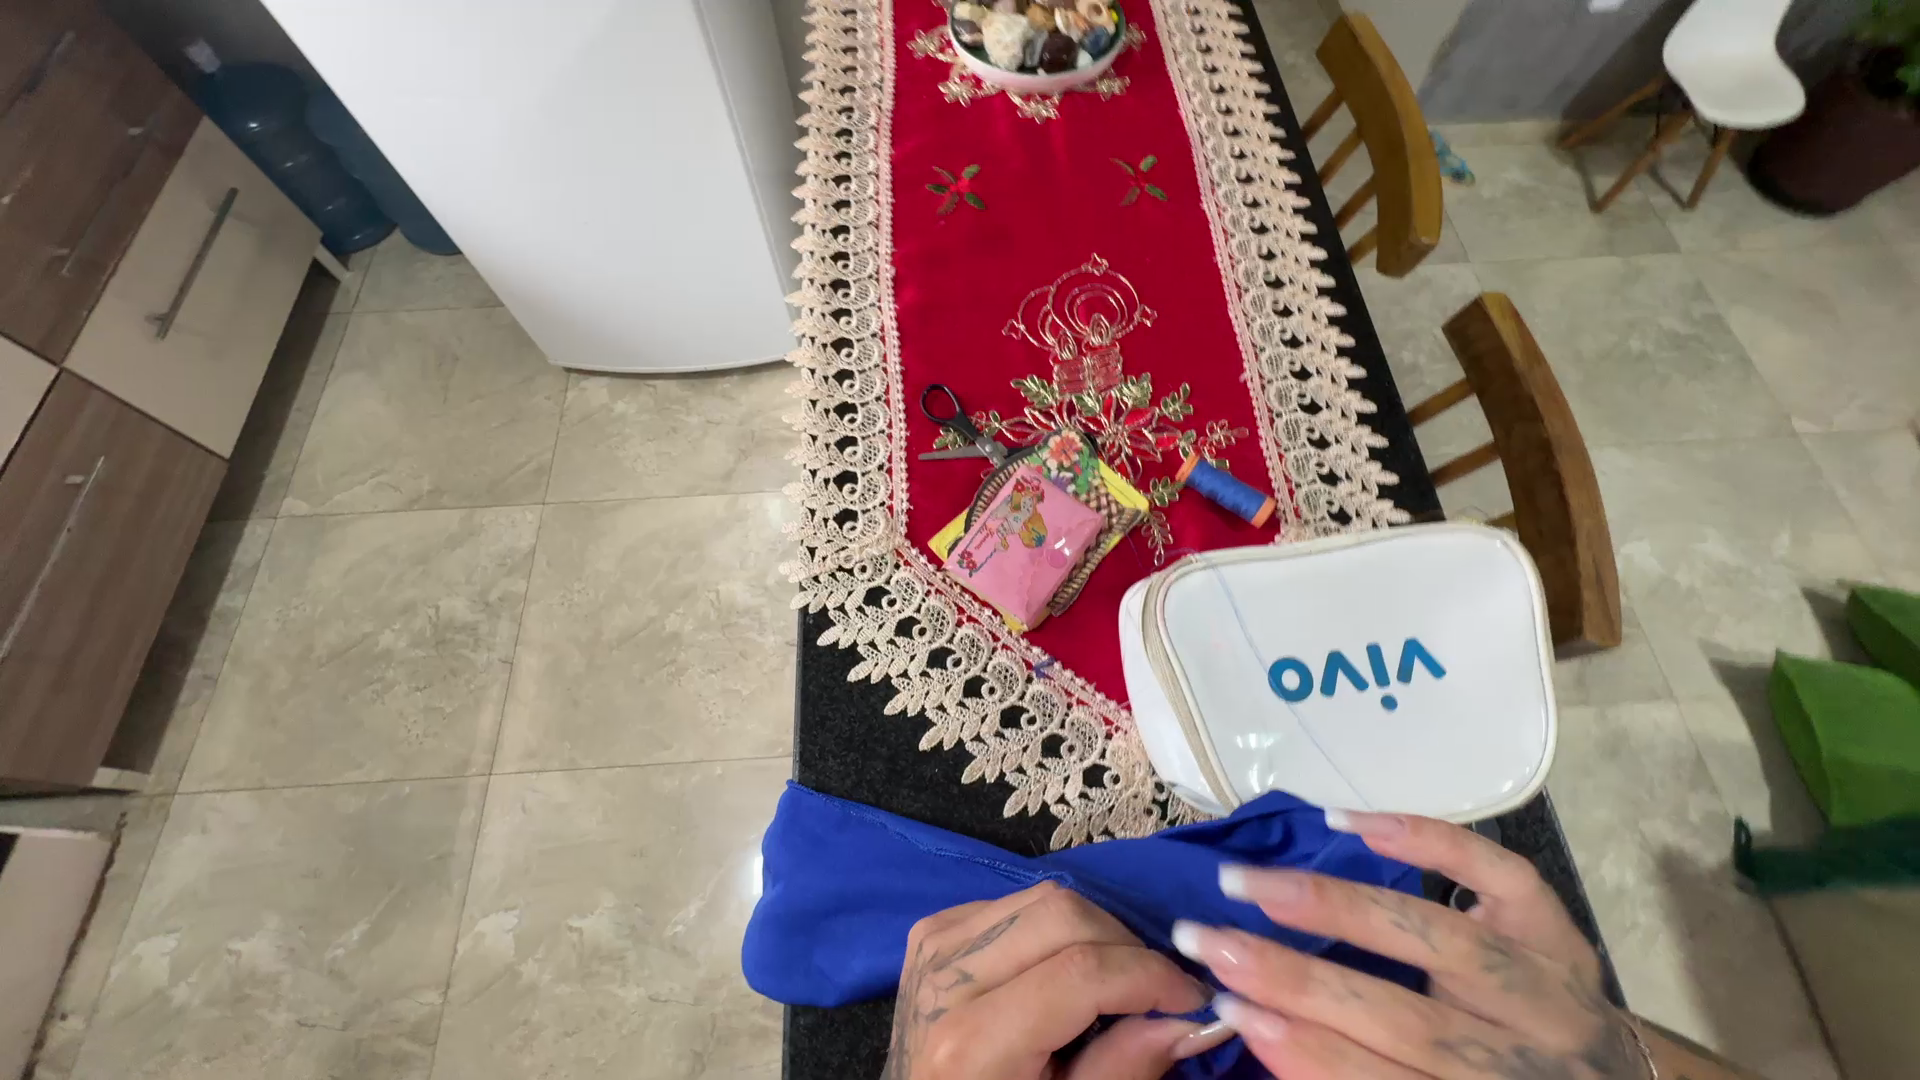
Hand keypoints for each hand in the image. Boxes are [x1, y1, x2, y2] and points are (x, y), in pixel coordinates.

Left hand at [882, 880, 1232, 1079]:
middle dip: (1126, 945)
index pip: (1079, 972)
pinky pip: (1014, 902)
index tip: (1193, 997)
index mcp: (971, 1041)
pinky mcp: (933, 927)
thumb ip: (1122, 1067)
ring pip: (1043, 896)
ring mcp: (934, 941)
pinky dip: (1055, 927)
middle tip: (1158, 988)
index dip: (1149, 976)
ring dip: (1096, 930)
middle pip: (1063, 915)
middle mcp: (947, 973)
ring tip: (1117, 978)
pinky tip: (1064, 966)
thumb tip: (1189, 1019)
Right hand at [1173, 810, 1653, 1079]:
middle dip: (1298, 981)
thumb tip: (1252, 1019)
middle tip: (1209, 941)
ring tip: (1248, 883)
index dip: (1307, 1051)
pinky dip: (1426, 842)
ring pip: (1442, 941)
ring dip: (1333, 907)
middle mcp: (1538, 1058)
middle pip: (1413, 1022)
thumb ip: (1356, 1069)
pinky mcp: (1556, 925)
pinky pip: (1496, 875)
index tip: (1229, 1008)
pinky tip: (1350, 824)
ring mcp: (1555, 985)